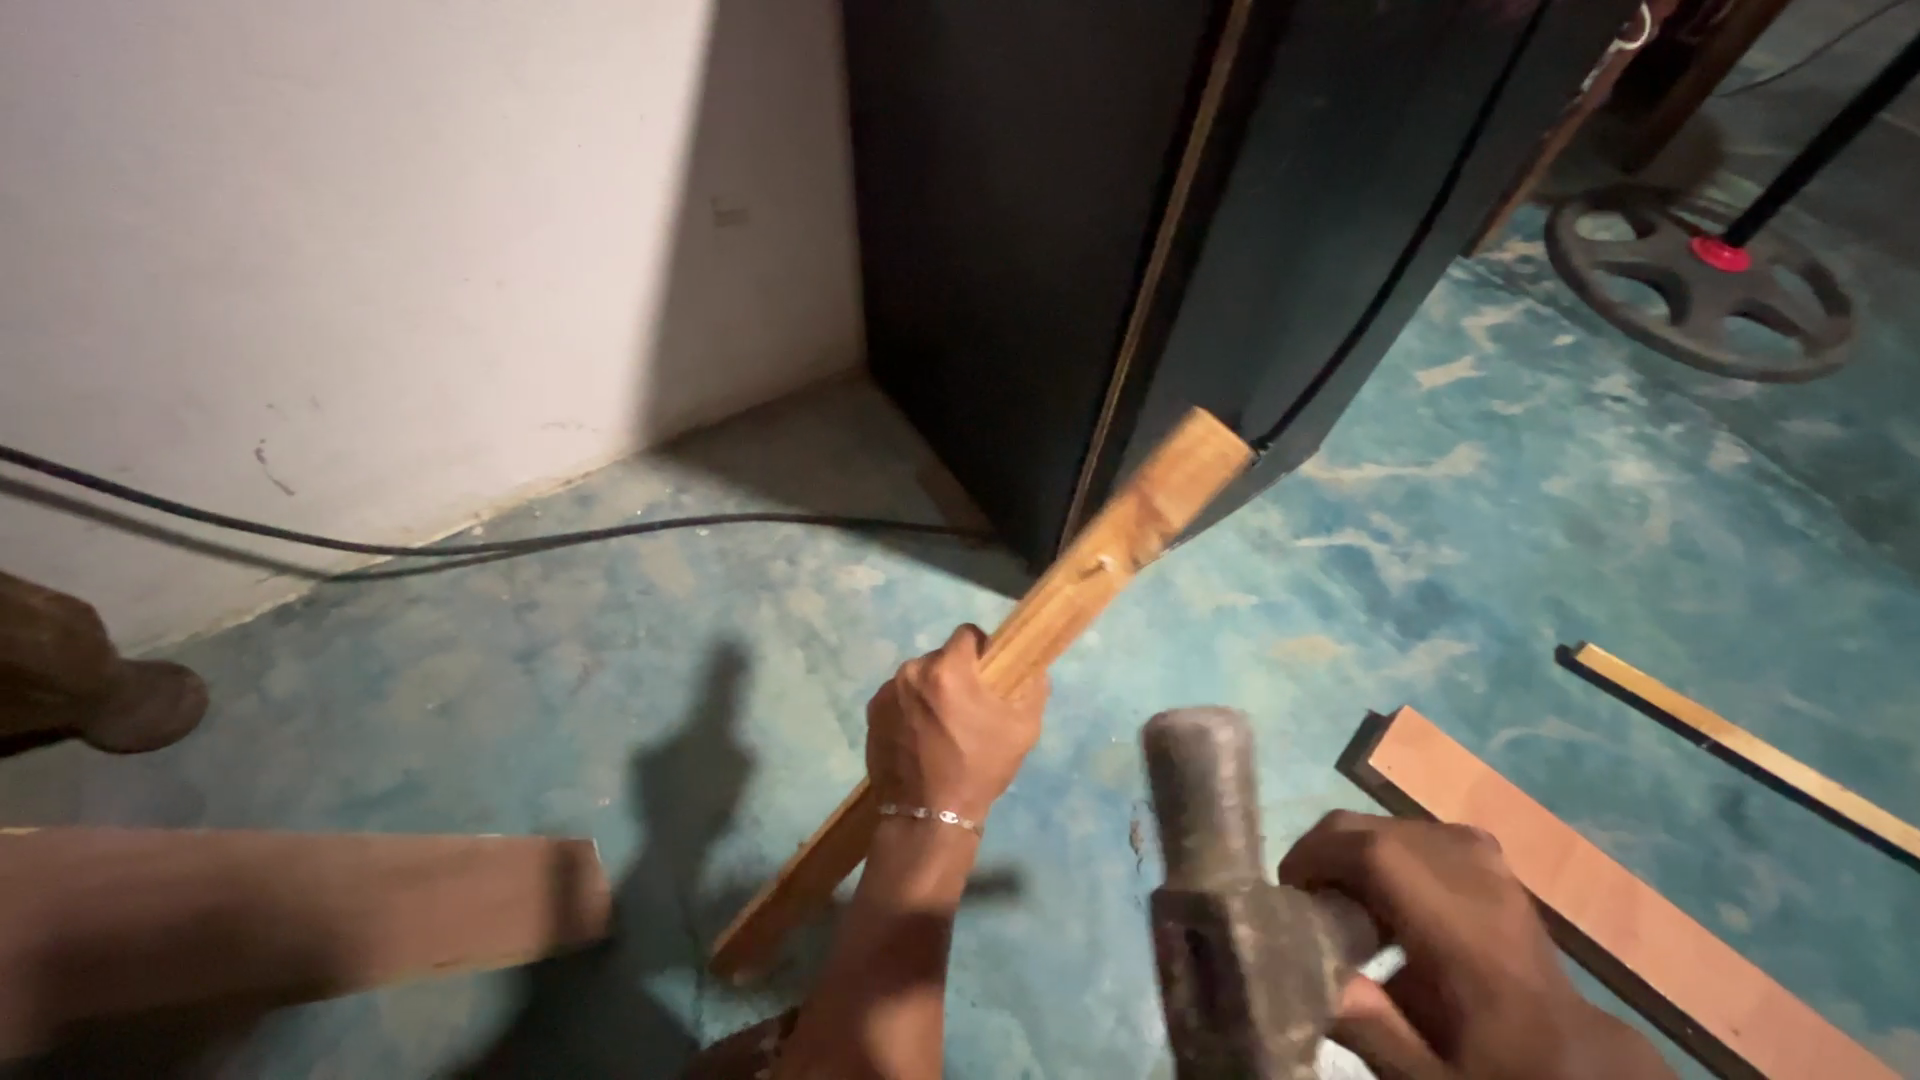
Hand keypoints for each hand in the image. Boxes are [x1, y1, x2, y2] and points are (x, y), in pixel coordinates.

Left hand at [865, 624, 1047, 822]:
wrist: (929, 816)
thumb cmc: (980, 768)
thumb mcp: (1023, 728)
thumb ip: (1032, 686)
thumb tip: (1031, 665)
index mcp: (948, 669)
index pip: (967, 634)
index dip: (982, 650)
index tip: (988, 673)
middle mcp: (912, 671)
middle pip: (941, 657)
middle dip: (955, 674)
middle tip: (966, 707)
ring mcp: (887, 692)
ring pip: (918, 678)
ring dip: (930, 692)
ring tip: (940, 727)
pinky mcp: (871, 712)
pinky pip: (898, 698)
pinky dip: (909, 709)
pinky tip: (919, 737)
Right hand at [1278, 811, 1675, 1079]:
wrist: (1580, 1062)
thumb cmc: (1502, 1070)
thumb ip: (1373, 1030)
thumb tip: (1308, 971)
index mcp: (1465, 934)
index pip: (1376, 854)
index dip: (1316, 856)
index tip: (1288, 892)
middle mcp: (1476, 881)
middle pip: (1374, 830)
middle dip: (1323, 854)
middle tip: (1304, 902)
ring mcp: (1487, 864)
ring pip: (1389, 827)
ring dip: (1351, 855)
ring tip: (1339, 906)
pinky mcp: (1489, 863)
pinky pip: (1413, 835)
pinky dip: (1381, 856)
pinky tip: (1381, 904)